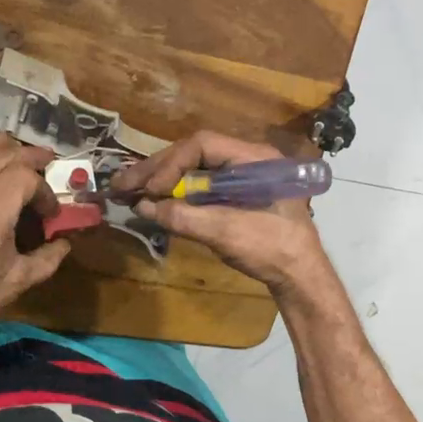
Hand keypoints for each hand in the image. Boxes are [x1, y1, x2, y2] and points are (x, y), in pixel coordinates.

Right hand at [111, 131, 331, 291]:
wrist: (301, 276)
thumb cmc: (273, 249)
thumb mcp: (227, 233)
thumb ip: (185, 217)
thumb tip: (143, 208)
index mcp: (253, 158)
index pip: (202, 145)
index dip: (172, 164)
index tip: (153, 190)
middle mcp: (245, 160)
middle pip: (193, 154)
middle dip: (157, 170)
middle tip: (121, 185)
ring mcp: (239, 178)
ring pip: (192, 170)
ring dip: (161, 181)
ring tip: (127, 191)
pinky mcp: (233, 196)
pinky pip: (199, 187)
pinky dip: (174, 194)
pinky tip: (152, 203)